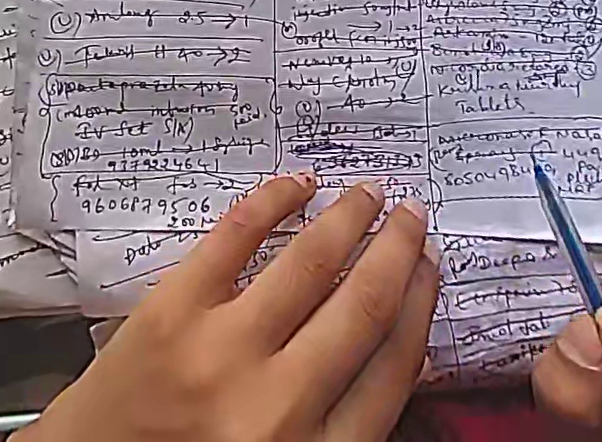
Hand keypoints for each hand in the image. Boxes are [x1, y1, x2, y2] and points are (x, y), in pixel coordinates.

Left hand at [17, 174, 439, 441]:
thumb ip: (338, 424)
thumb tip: (393, 337)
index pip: (393, 368)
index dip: (419, 305)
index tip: (428, 265)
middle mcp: (277, 407)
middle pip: (364, 306)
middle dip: (397, 249)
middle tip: (413, 214)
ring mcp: (222, 350)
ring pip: (311, 261)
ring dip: (350, 217)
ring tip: (371, 191)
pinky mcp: (173, 308)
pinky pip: (238, 233)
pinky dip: (276, 198)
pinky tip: (302, 183)